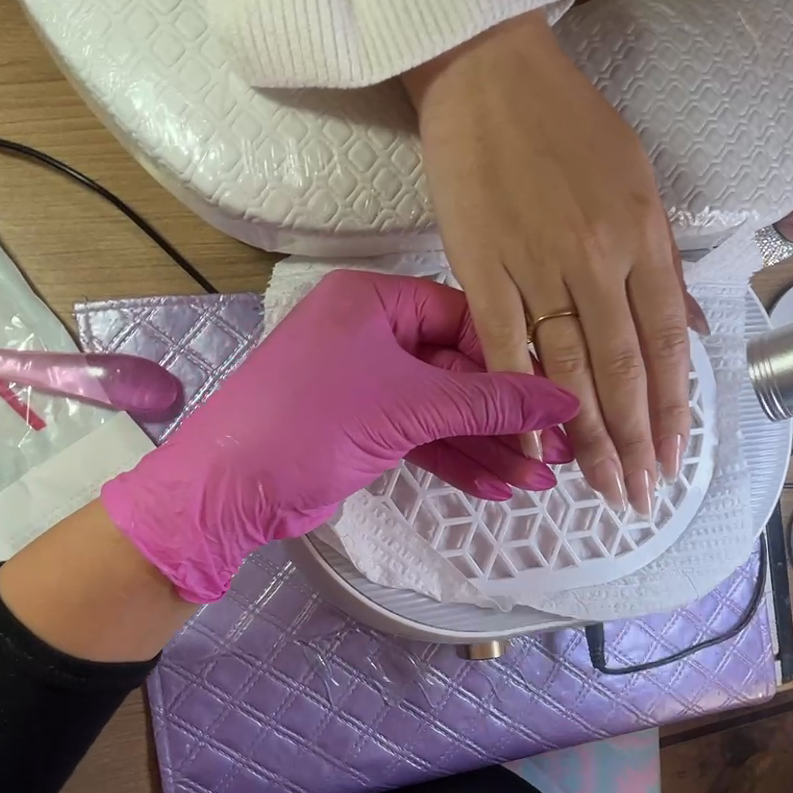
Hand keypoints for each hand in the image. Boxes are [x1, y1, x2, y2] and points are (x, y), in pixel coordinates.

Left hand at [101, 270, 579, 602]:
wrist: (230, 490)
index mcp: (374, 302)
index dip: (511, 358)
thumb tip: (561, 402)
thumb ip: (487, 402)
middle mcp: (372, 335)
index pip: (463, 316)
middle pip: (458, 371)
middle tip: (558, 448)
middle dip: (506, 416)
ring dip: (488, 447)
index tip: (556, 393)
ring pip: (444, 412)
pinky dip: (456, 462)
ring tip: (538, 479)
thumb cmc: (309, 422)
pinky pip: (423, 439)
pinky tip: (496, 487)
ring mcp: (368, 386)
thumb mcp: (406, 405)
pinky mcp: (365, 429)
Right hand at [403, 12, 693, 519]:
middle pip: (623, 370)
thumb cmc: (569, 126)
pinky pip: (504, 349)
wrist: (488, 78)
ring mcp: (537, 268)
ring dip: (589, 437)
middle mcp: (597, 260)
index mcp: (642, 236)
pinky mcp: (482, 272)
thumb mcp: (638, 180)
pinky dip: (519, 401)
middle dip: (636, 441)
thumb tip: (690, 332)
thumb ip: (663, 265)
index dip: (674, 409)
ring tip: (603, 487)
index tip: (676, 459)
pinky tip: (534, 448)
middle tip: (641, 497)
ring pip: (569, 370)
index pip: (667, 343)